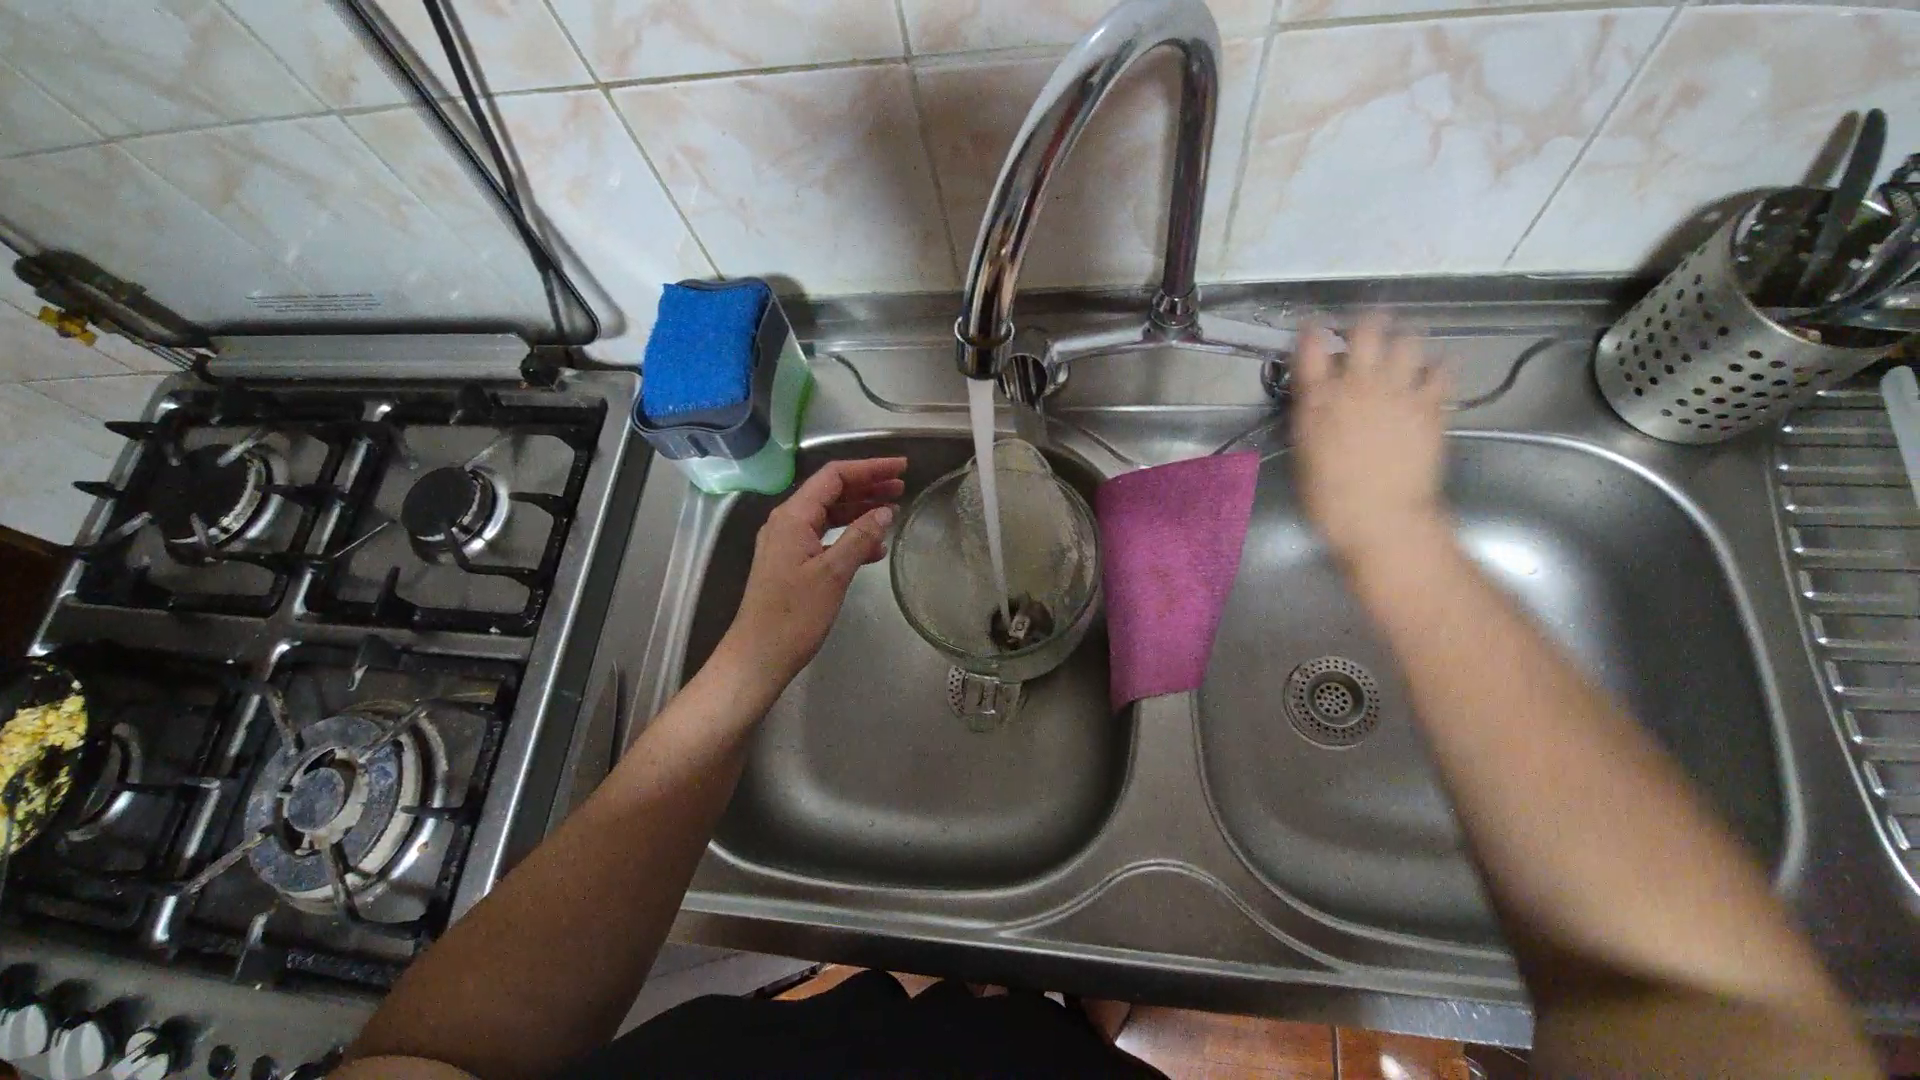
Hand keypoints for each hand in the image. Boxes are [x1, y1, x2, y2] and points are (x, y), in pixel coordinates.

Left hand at [714, 457, 907, 693]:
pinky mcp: (791, 564)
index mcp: (793, 517)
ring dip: (860, 511)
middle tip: (902, 487)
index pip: (834, 476)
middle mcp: (787, 523)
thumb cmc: (794, 615)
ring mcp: (787, 543)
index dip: (869, 468)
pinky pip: (825, 538)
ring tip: (893, 512)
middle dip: (867, 486)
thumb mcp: (833, 573)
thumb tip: (885, 512)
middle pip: (831, 492)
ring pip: (829, 515)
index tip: (901, 468)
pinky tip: (874, 549)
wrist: (759, 655)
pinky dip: (849, 537)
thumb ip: (860, 537)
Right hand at [1293, 315, 1449, 568]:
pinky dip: (1437, 368)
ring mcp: (1399, 392)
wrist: (1381, 519)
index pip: (1311, 346)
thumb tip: (1318, 399)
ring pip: (1408, 340)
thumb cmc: (1330, 498)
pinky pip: (1441, 370)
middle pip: (1366, 329)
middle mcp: (1358, 385)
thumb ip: (1312, 417)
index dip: (1312, 332)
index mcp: (1319, 399)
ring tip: (1401, 349)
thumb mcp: (1305, 453)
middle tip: (1365, 331)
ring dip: (1403, 340)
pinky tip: (1432, 374)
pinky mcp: (1432, 405)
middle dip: (1365, 324)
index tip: (1314, 330)